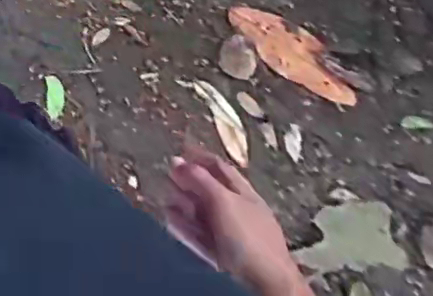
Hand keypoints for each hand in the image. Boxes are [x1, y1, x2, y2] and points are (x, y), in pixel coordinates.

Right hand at [164, 149, 311, 295]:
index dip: (199, 157)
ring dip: (183, 205)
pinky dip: (185, 227)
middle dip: (187, 182)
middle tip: (166, 176)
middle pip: (209, 191)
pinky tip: (170, 220)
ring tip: (164, 199)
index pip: (220, 167)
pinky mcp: (224, 256)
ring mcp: (232, 236)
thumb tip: (176, 159)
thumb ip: (199, 178)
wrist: (268, 287)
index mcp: (244, 194)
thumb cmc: (247, 236)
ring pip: (203, 215)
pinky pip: (201, 236)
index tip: (178, 150)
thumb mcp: (222, 200)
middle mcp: (238, 211)